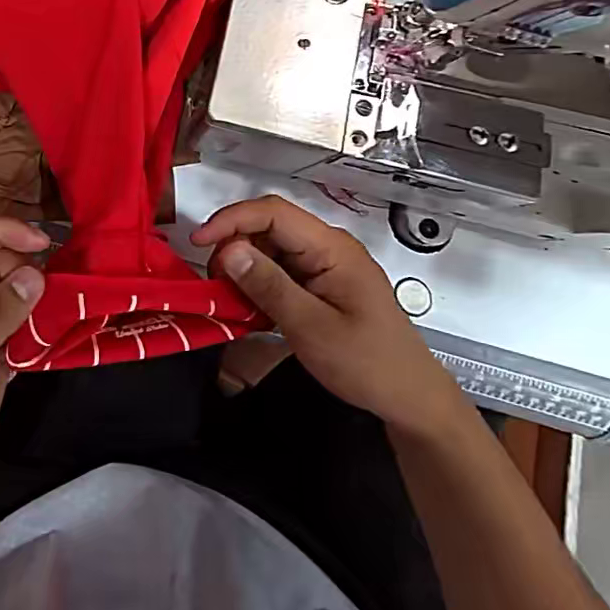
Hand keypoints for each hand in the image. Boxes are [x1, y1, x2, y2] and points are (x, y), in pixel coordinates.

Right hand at [190, 195, 460, 433]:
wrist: (409, 398)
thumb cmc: (369, 364)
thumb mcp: (312, 328)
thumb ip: (269, 286)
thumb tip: (229, 250)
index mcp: (332, 248)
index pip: (273, 212)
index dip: (231, 219)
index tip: (199, 242)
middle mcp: (328, 248)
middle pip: (268, 227)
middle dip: (234, 247)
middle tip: (215, 284)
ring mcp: (325, 265)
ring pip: (269, 249)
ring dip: (243, 269)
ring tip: (230, 301)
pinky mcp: (320, 284)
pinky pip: (279, 271)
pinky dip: (257, 285)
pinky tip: (249, 310)